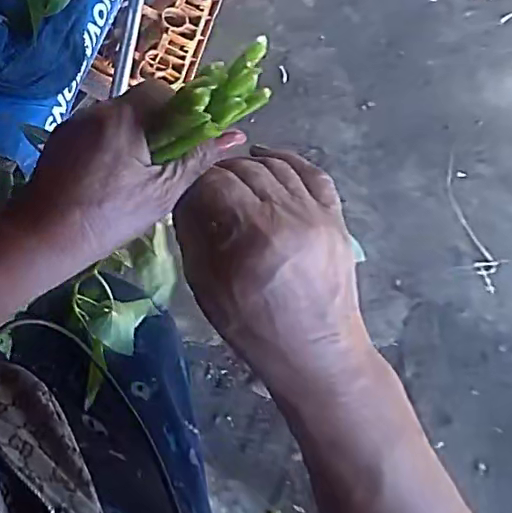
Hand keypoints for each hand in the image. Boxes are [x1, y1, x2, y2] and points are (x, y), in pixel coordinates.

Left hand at [7, 81, 243, 275]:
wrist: (44, 233)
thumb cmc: (108, 214)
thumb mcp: (163, 189)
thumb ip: (197, 157)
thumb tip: (232, 135)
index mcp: (120, 117)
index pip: (159, 90)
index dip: (181, 108)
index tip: (189, 136)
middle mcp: (92, 113)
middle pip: (134, 103)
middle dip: (156, 124)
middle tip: (167, 158)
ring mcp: (70, 126)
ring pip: (112, 119)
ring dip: (131, 135)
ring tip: (140, 171)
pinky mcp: (57, 142)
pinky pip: (92, 133)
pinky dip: (108, 145)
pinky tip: (111, 176)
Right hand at [175, 147, 377, 404]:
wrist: (314, 352)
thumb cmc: (248, 321)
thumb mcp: (202, 276)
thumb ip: (190, 229)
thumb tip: (182, 196)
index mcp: (255, 229)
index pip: (214, 179)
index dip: (190, 178)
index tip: (175, 185)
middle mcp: (291, 213)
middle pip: (245, 168)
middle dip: (215, 169)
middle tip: (195, 182)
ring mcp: (319, 214)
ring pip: (277, 166)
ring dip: (246, 163)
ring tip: (225, 172)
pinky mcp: (336, 219)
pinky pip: (314, 175)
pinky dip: (288, 161)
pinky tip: (266, 160)